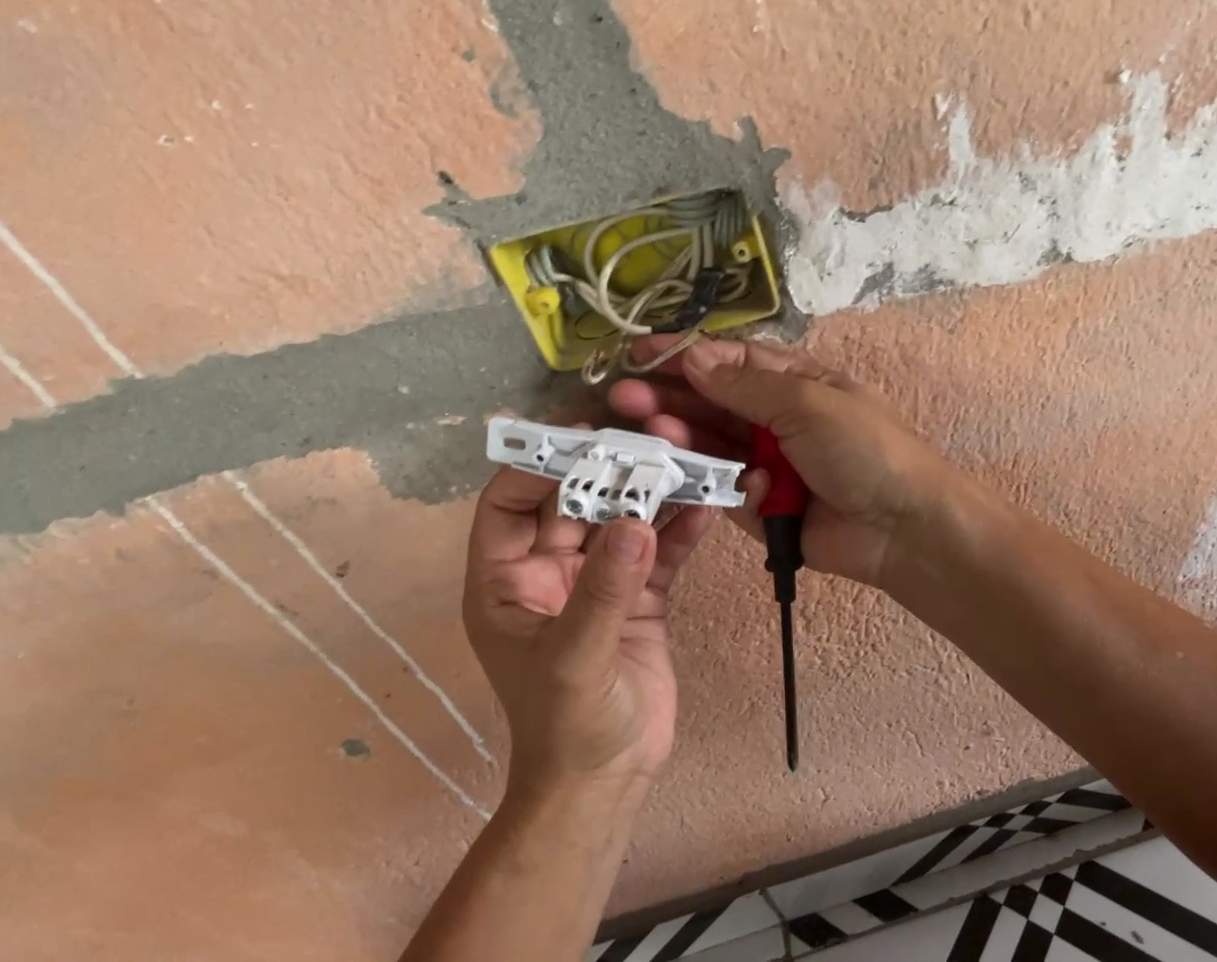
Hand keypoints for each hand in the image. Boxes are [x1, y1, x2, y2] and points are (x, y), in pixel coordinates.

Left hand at [462, 466, 713, 794]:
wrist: (610, 778)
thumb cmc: (567, 725)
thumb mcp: (575, 659)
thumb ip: (603, 592)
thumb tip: (637, 521)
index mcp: (506, 580)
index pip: (510, 504)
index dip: (538, 467)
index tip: (584, 439)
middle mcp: (550, 570)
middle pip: (576, 502)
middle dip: (610, 470)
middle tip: (651, 438)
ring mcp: (600, 580)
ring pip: (624, 519)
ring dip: (653, 492)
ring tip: (690, 461)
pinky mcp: (642, 595)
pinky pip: (662, 550)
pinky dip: (683, 528)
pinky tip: (710, 505)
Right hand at [608, 336, 962, 587]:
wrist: (903, 528)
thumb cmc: (864, 449)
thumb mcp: (809, 402)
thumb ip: (748, 384)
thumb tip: (695, 357)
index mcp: (797, 383)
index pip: (733, 360)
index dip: (687, 355)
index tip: (639, 353)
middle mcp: (778, 420)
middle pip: (713, 403)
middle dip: (668, 397)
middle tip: (622, 397)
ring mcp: (770, 465)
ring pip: (711, 446)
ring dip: (679, 436)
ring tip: (646, 430)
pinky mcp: (763, 509)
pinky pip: (723, 489)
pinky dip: (708, 480)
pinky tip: (684, 469)